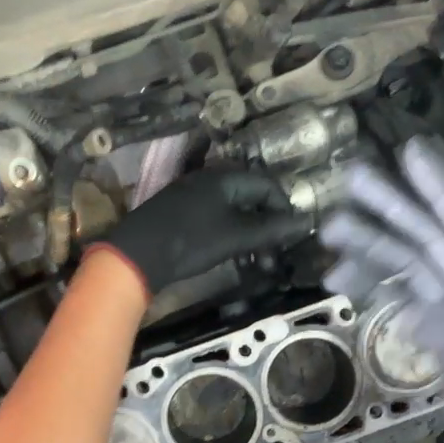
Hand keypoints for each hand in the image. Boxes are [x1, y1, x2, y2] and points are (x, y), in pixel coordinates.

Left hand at [90, 170, 305, 295]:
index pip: (268, 186)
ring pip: (234, 212)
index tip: (290, 238)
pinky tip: (233, 258)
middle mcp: (210, 180)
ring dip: (250, 237)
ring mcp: (194, 196)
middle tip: (273, 257)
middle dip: (267, 227)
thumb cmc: (190, 241)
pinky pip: (217, 220)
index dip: (284, 211)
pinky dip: (231, 238)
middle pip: (251, 199)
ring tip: (257, 264)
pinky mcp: (182, 215)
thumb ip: (271, 229)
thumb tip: (306, 221)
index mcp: (226, 178)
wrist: (137, 255)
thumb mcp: (236, 236)